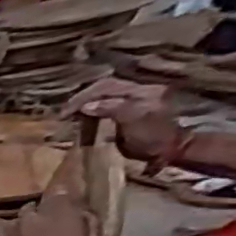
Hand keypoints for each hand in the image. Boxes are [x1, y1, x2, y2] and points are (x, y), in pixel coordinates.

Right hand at [66, 80, 181, 162]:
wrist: (171, 149)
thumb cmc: (152, 136)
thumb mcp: (134, 120)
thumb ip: (112, 108)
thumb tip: (86, 106)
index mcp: (140, 91)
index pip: (105, 86)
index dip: (82, 98)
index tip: (63, 114)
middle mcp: (138, 91)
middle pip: (104, 88)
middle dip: (82, 99)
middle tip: (63, 114)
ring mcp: (135, 101)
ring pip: (104, 95)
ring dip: (85, 103)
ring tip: (70, 114)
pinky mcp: (131, 111)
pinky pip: (107, 104)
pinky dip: (92, 109)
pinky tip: (83, 116)